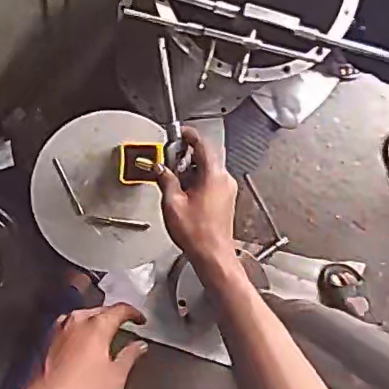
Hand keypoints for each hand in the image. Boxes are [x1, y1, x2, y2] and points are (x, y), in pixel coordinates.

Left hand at [28, 304, 147, 388]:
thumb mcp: (116, 376)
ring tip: (105, 334)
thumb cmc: (83, 387)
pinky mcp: (49, 333)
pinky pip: (71, 324)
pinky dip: (81, 328)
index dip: (134, 313)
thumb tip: (140, 345)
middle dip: (115, 316)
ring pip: (85, 315)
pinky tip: (84, 341)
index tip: (141, 320)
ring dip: (97, 321)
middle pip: (102, 310)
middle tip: (125, 326)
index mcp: (98, 324)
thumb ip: (130, 355)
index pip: (121, 309)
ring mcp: (61, 324)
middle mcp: (79, 318)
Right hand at [155, 127, 236, 268]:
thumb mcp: (172, 202)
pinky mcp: (225, 200)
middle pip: (205, 156)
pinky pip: (211, 181)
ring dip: (190, 169)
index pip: (202, 144)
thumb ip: (166, 179)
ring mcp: (227, 190)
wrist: (213, 255)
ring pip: (208, 169)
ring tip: (174, 179)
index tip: (180, 132)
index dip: (189, 135)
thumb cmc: (197, 234)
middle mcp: (224, 180)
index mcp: (214, 175)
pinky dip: (197, 180)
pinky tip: (184, 192)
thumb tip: (161, 168)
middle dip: (186, 155)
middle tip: (170, 158)